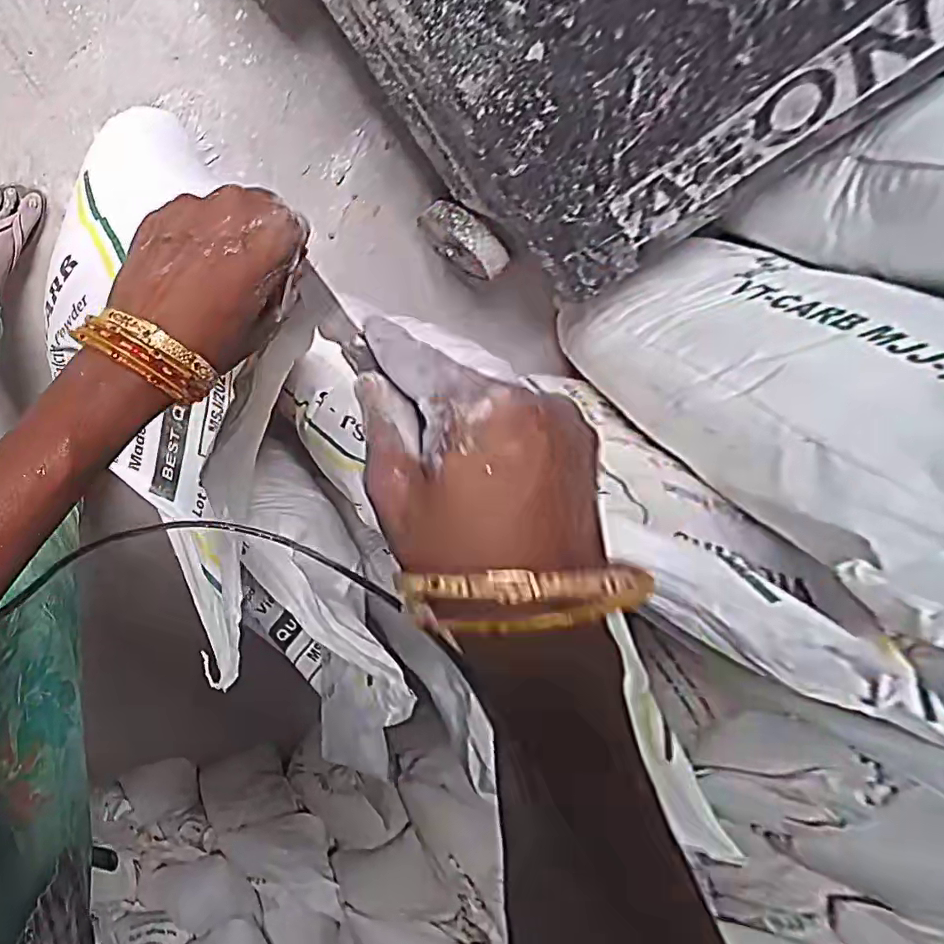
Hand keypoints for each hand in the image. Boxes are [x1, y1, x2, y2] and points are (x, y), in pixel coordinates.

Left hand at [105, 185, 307, 373]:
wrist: (147, 349)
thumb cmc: (201, 341)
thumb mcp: (266, 321)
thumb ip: (279, 285)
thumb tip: (272, 279)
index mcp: (274, 229)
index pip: (292, 227)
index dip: (281, 252)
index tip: (270, 269)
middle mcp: (235, 207)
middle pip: (254, 211)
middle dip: (248, 239)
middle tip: (236, 276)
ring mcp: (193, 208)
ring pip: (215, 211)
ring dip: (213, 235)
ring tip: (203, 278)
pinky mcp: (157, 216)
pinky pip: (180, 220)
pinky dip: (181, 238)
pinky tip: (178, 272)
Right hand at [352, 317, 604, 574]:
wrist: (532, 614)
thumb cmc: (455, 558)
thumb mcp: (394, 490)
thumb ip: (383, 424)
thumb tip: (376, 386)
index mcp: (486, 409)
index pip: (421, 361)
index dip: (386, 346)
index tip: (366, 329)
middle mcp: (535, 401)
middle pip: (459, 370)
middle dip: (418, 370)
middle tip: (380, 368)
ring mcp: (564, 420)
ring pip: (489, 388)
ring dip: (452, 392)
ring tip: (414, 404)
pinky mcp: (577, 442)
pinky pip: (517, 408)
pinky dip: (483, 410)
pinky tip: (456, 425)